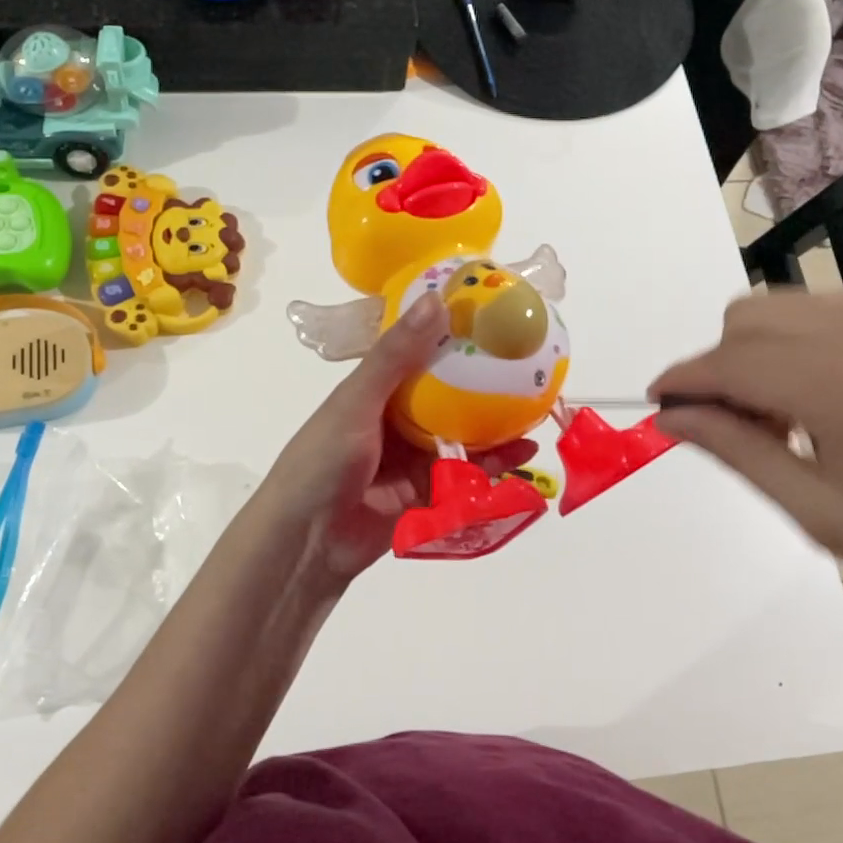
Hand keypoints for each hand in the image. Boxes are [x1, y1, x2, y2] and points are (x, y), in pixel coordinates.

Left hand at [255, 294, 537, 582]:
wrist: (306, 542)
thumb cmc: (322, 461)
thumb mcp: (357, 401)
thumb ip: (396, 356)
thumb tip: (436, 300)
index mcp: (376, 391)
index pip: (419, 353)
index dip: (452, 335)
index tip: (493, 314)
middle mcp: (397, 420)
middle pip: (449, 395)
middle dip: (484, 381)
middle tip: (529, 362)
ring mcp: (413, 459)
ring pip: (463, 435)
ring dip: (496, 424)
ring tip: (537, 406)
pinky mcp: (428, 494)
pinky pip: (467, 475)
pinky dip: (494, 465)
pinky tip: (524, 455)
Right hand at [648, 283, 842, 617]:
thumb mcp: (831, 518)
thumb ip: (740, 453)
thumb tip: (674, 417)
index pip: (726, 358)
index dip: (683, 379)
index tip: (663, 403)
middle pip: (750, 313)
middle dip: (726, 363)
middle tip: (752, 425)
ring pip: (797, 303)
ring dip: (776, 350)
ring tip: (815, 415)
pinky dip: (828, 341)